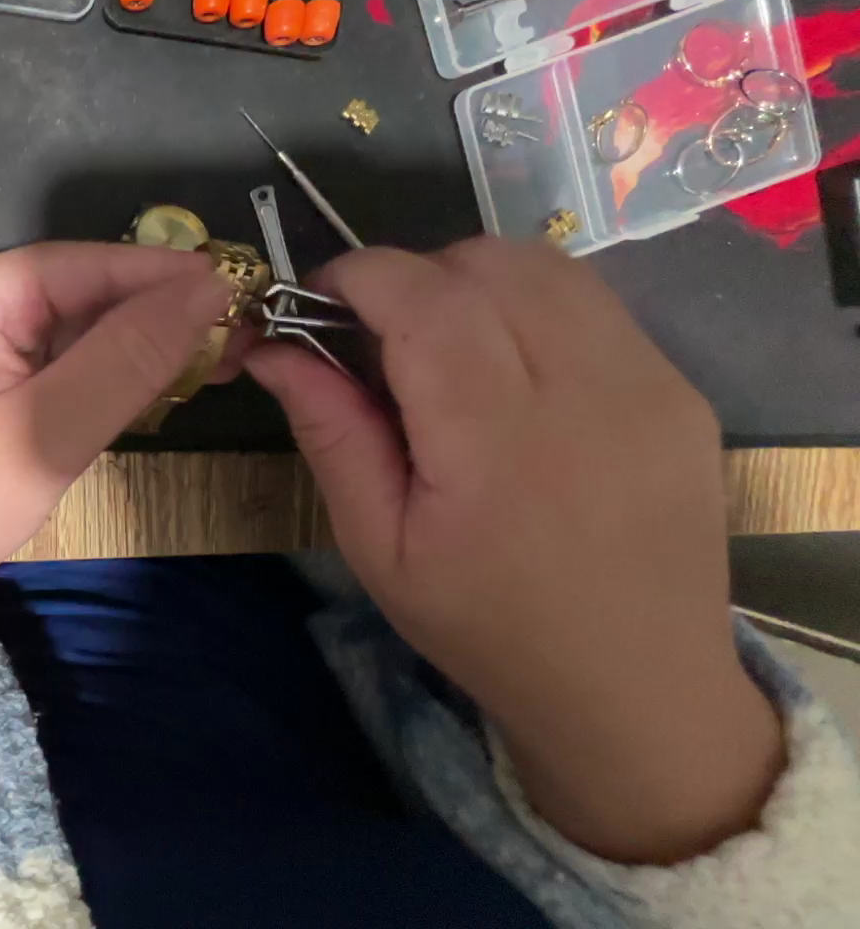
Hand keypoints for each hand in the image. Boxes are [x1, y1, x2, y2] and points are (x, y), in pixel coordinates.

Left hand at [0, 242, 235, 691]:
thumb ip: (129, 358)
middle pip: (77, 291)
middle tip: (236, 342)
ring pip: (63, 327)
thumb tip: (205, 292)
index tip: (244, 294)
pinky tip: (136, 389)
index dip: (168, 278)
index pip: (88, 264)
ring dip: (126, 349)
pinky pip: (40, 359)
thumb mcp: (49, 430)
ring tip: (205, 367)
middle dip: (153, 318)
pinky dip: (88, 374)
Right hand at [247, 237, 783, 864]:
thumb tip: (270, 349)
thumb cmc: (477, 619)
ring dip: (462, 281)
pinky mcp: (680, 386)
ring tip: (427, 344)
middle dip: (405, 276)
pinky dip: (516, 303)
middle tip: (366, 334)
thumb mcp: (373, 540)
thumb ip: (328, 431)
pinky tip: (494, 364)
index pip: (430, 303)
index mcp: (500, 447)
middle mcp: (592, 396)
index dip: (359, 277)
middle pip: (486, 266)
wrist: (631, 683)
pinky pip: (584, 299)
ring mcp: (652, 384)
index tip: (312, 300)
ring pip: (541, 266)